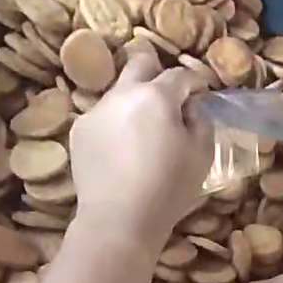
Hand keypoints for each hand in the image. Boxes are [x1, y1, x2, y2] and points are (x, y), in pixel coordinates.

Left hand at [67, 52, 210, 250]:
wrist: (118, 220)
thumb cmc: (167, 190)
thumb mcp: (200, 157)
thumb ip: (201, 122)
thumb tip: (191, 108)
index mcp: (157, 95)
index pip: (181, 75)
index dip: (196, 83)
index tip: (202, 94)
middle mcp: (123, 93)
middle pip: (140, 61)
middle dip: (157, 72)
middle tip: (168, 98)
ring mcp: (96, 110)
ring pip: (119, 92)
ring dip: (135, 104)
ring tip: (142, 134)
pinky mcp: (80, 131)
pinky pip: (103, 118)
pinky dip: (116, 126)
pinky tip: (121, 154)